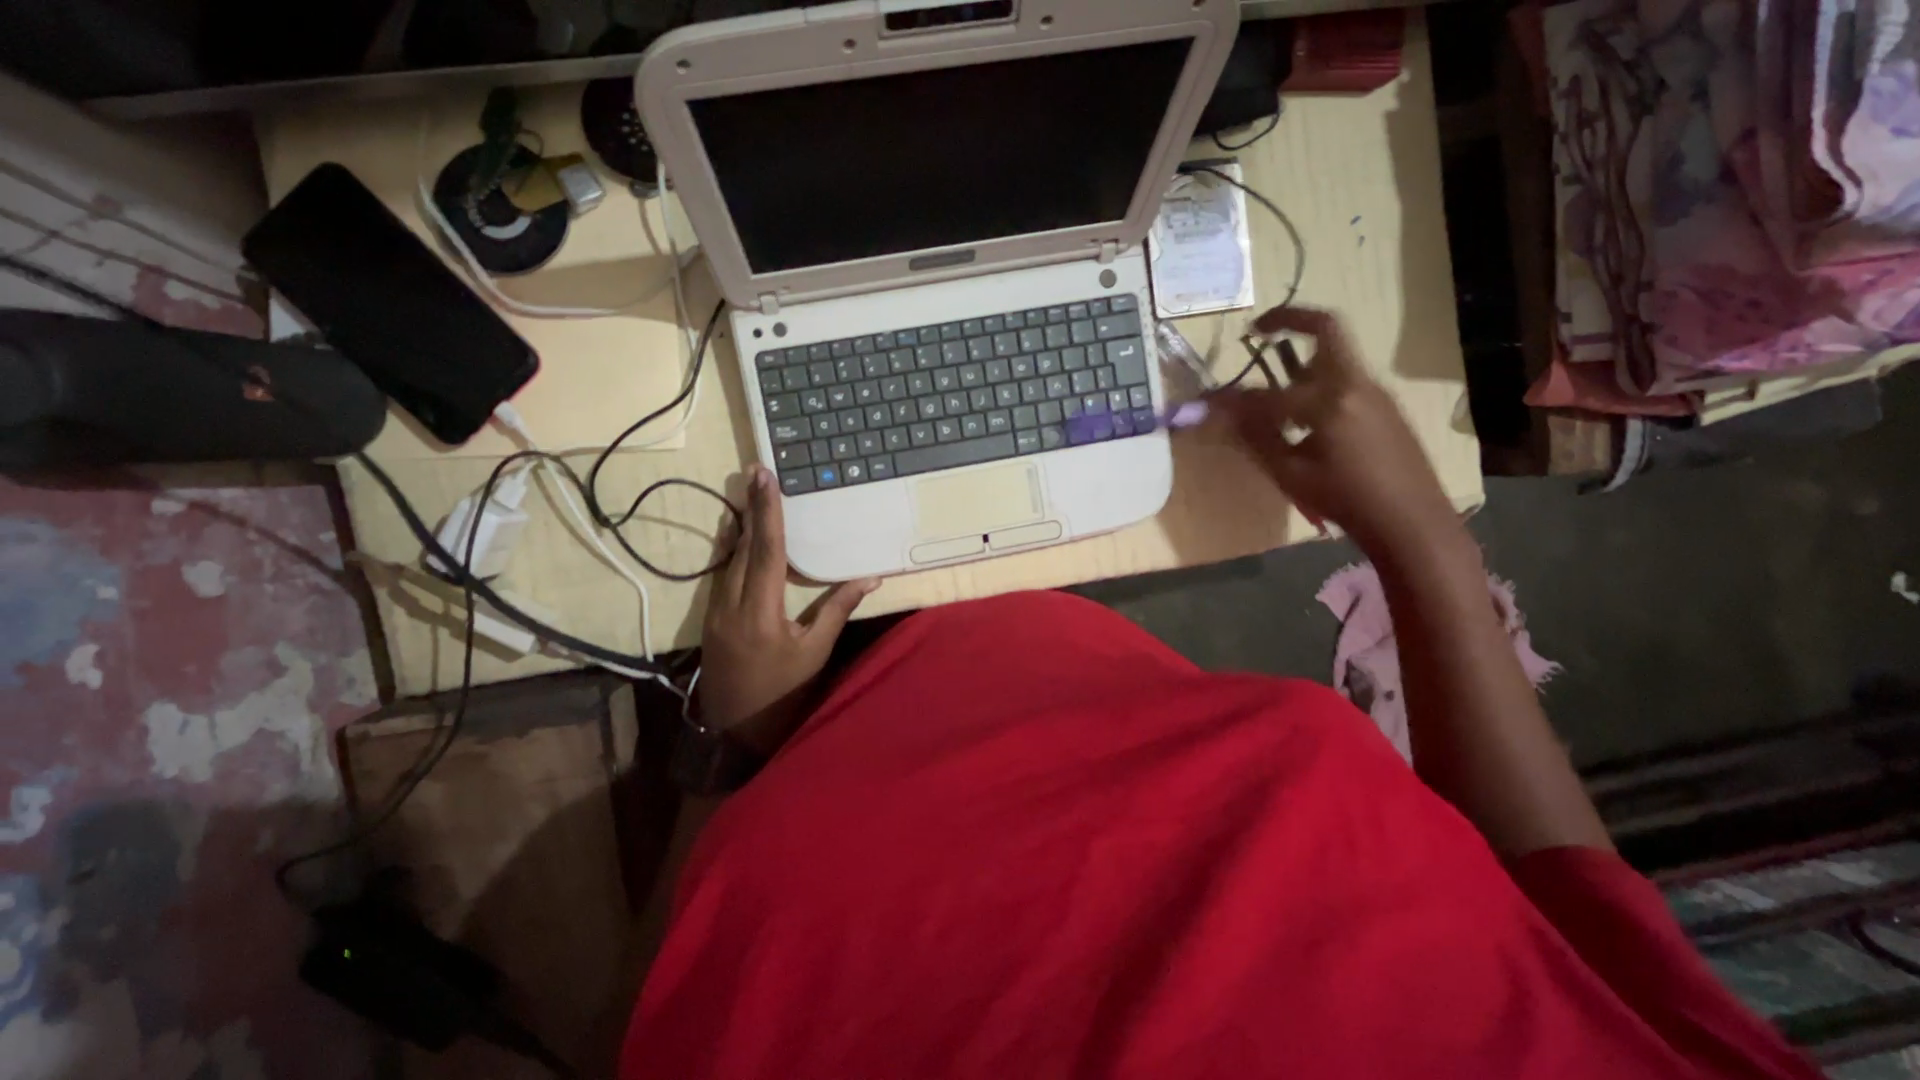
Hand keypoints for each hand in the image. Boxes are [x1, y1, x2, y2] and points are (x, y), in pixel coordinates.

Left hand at [697, 465, 879, 753]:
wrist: (735, 730)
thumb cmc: (783, 693)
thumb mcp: (815, 653)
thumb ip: (837, 610)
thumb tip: (869, 577)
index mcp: (760, 612)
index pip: (767, 552)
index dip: (769, 513)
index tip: (767, 480)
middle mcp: (731, 604)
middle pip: (743, 546)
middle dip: (752, 507)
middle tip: (756, 472)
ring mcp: (715, 610)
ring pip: (728, 557)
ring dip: (741, 524)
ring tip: (749, 491)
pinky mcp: (710, 617)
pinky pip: (722, 572)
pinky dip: (732, 547)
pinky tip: (737, 531)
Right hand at [1214, 306, 1460, 554]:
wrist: (1413, 521)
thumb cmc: (1347, 502)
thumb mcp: (1292, 475)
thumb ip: (1257, 439)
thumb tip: (1225, 415)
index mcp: (1329, 401)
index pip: (1266, 393)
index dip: (1232, 400)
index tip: (1207, 403)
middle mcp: (1355, 384)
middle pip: (1326, 328)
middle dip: (1289, 319)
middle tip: (1258, 329)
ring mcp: (1375, 391)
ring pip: (1336, 355)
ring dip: (1303, 355)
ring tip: (1274, 380)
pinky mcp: (1385, 406)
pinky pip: (1345, 379)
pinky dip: (1318, 381)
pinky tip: (1304, 414)